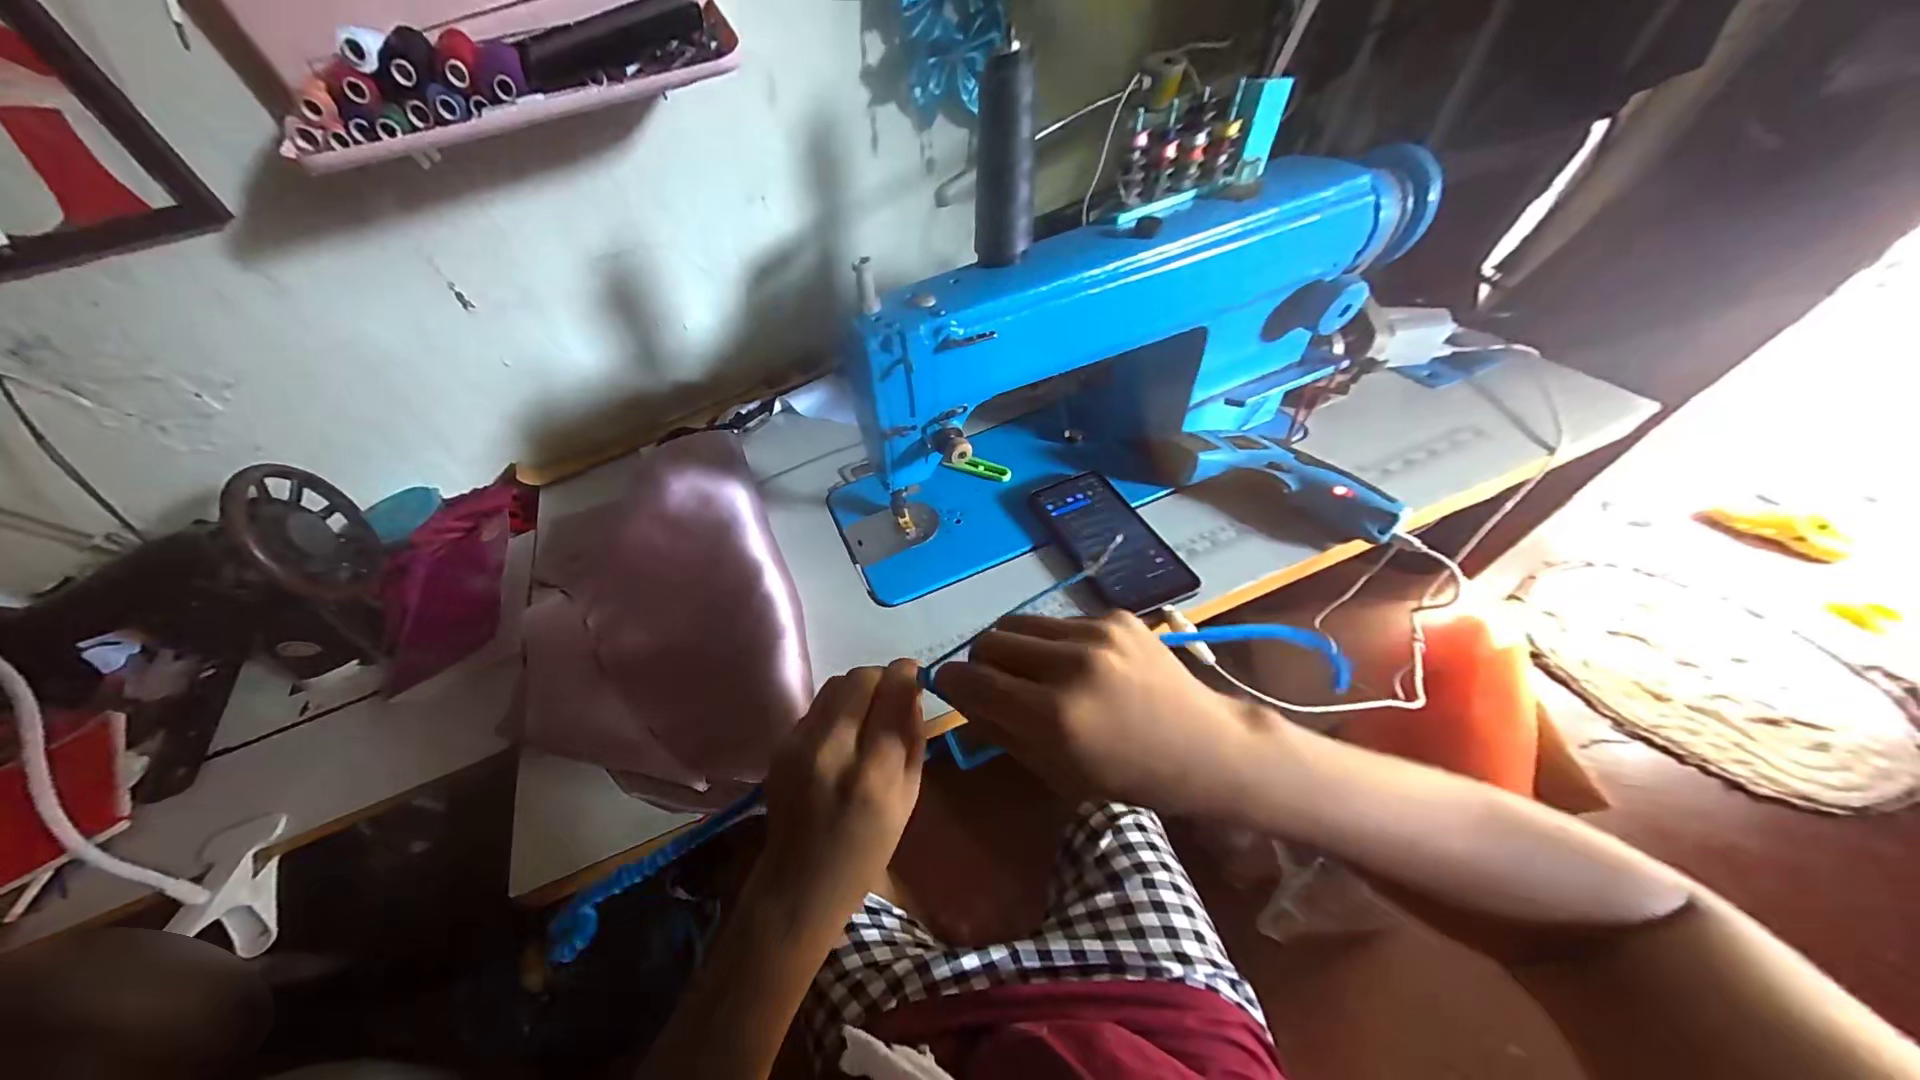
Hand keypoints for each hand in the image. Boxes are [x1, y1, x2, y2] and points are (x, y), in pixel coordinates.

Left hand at [762, 659, 925, 916]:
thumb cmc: (868, 847)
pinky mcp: (781, 745)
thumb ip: (912, 738)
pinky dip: (837, 708)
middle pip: (859, 679)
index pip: (891, 695)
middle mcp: (830, 750)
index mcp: (871, 772)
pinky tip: (843, 733)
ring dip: (858, 689)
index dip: (905, 674)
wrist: (801, 879)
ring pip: (835, 684)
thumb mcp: (908, 798)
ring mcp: (798, 745)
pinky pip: (817, 706)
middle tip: (892, 694)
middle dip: (881, 677)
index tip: (914, 673)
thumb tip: (912, 690)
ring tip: (868, 712)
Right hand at [934, 612, 1288, 817]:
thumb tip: (958, 694)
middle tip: (994, 681)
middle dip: (980, 661)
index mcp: (1055, 716)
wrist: (1206, 744)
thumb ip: (999, 729)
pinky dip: (1053, 642)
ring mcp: (1097, 632)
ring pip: (1020, 623)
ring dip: (1014, 646)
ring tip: (1033, 671)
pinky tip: (1079, 665)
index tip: (949, 685)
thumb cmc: (1130, 775)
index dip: (951, 681)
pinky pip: (1059, 621)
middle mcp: (1072, 664)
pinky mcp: (1116, 615)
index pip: (973, 680)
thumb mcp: (1057, 770)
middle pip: (990, 639)